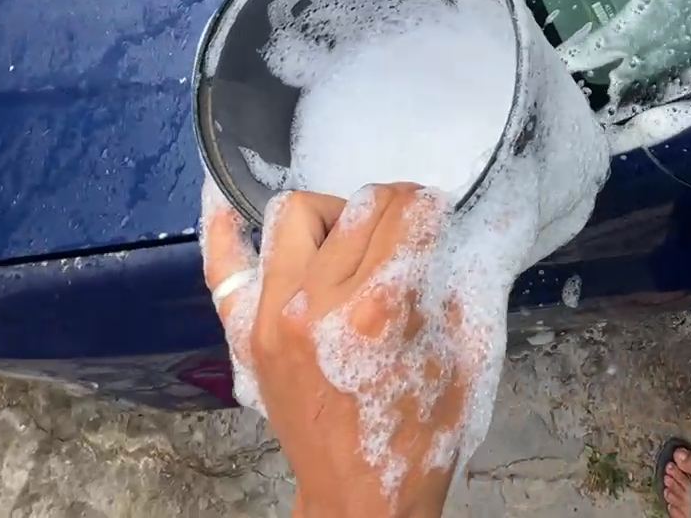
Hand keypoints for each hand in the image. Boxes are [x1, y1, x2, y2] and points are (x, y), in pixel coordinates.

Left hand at [201, 180, 468, 517]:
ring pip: (295, 213)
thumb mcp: (467, 350)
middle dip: (393, 205)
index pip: (406, 211)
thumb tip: (460, 222)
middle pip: (358, 205)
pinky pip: (223, 266)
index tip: (437, 216)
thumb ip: (463, 277)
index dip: (430, 206)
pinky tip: (227, 202)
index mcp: (379, 308)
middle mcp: (317, 302)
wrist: (362, 499)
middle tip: (407, 227)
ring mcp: (271, 316)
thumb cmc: (424, 430)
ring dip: (333, 213)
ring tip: (351, 241)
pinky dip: (225, 229)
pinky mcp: (246, 334)